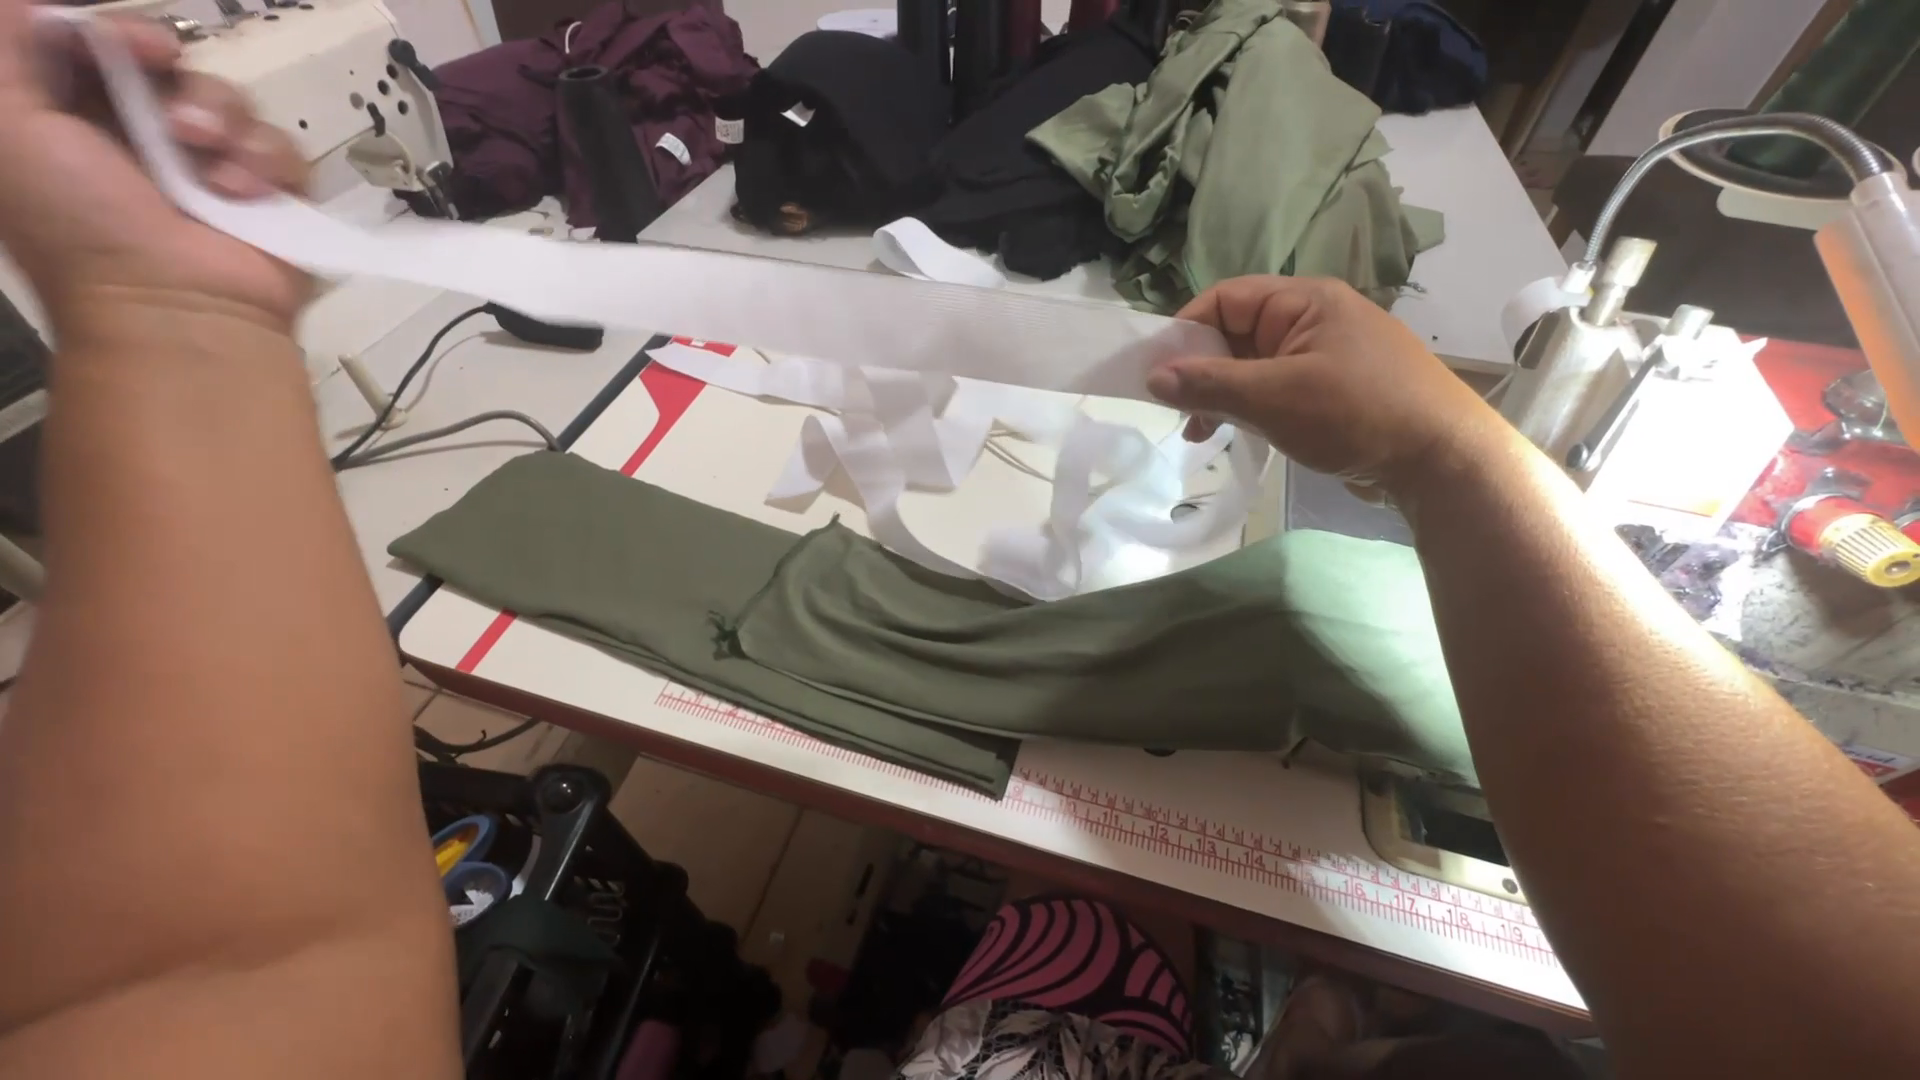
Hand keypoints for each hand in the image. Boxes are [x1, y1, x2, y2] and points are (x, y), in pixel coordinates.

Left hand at [0, 6, 308, 334]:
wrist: (176, 306)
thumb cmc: (80, 222)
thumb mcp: (7, 125)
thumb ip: (8, 48)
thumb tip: (55, 12)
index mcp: (81, 115)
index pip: (107, 46)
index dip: (125, 34)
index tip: (143, 47)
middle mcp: (151, 137)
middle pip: (180, 68)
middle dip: (186, 81)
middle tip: (181, 118)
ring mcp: (219, 168)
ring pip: (238, 105)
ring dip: (228, 126)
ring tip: (213, 165)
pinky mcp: (277, 197)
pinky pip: (287, 151)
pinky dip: (269, 166)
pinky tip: (246, 195)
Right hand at [1147, 276, 1510, 502]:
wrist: (1442, 460)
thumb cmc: (1356, 413)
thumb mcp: (1273, 397)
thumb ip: (1209, 384)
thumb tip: (1152, 377)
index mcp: (1303, 302)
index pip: (1225, 299)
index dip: (1186, 330)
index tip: (1157, 372)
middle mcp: (1312, 321)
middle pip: (1235, 333)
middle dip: (1200, 370)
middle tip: (1179, 410)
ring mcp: (1323, 357)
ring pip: (1251, 367)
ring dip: (1221, 396)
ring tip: (1201, 433)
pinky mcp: (1330, 392)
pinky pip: (1274, 391)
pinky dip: (1248, 410)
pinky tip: (1234, 437)